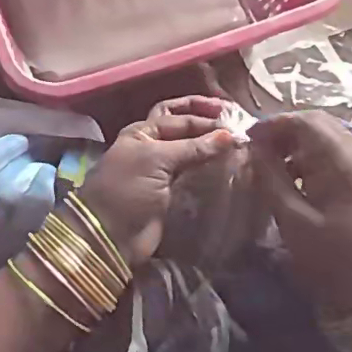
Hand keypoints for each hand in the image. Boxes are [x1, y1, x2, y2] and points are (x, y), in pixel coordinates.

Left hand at [77, 96, 238, 264]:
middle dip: (208, 124)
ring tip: (240, 143)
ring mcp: (162, 171)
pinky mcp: (172, 193)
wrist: (111, 235)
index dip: (205, 116)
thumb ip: (193, 147)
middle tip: (238, 124)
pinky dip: (210, 169)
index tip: (235, 120)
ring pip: (192, 152)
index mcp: (142, 133)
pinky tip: (229, 166)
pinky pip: (194, 175)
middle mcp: (152, 148)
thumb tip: (230, 135)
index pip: (179, 117)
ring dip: (212, 147)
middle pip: (184, 130)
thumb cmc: (127, 189)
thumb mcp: (156, 160)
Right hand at [248, 111, 351, 316]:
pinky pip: (338, 150)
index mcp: (346, 164)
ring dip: (298, 142)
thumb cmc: (329, 257)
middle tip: (258, 148)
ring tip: (272, 162)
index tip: (249, 139)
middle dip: (286, 130)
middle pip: (320, 123)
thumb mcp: (292, 218)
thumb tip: (254, 147)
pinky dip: (313, 154)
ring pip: (329, 134)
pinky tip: (295, 173)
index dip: (274, 124)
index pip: (308, 122)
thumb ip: (271, 177)